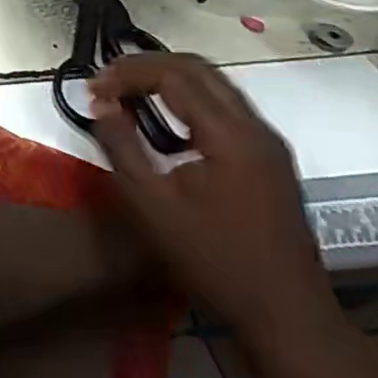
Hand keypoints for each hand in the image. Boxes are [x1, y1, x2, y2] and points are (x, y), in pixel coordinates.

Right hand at [90, 53, 337, 337]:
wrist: (285, 312)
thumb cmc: (212, 257)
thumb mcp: (151, 203)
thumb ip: (121, 145)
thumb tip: (100, 103)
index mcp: (229, 135)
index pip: (173, 75)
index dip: (127, 73)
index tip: (92, 89)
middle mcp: (255, 127)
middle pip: (197, 68)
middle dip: (145, 65)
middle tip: (106, 80)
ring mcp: (267, 141)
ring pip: (213, 82)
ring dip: (167, 77)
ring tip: (126, 91)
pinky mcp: (269, 156)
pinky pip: (224, 104)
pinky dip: (187, 96)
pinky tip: (162, 116)